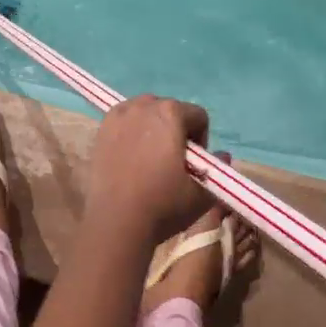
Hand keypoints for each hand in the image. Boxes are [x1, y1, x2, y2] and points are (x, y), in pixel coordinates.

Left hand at [85, 95, 212, 240]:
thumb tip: (223, 155)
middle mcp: (144, 105)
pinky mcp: (102, 127)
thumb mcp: (202, 194)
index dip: (201, 140)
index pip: (198, 116)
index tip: (194, 164)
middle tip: (173, 161)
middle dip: (177, 131)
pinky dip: (132, 131)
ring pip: (146, 112)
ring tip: (151, 159)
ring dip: (153, 128)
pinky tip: (131, 157)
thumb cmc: (163, 205)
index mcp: (171, 113)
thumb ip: (218, 169)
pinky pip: (125, 120)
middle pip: (170, 110)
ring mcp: (120, 114)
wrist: (116, 221)